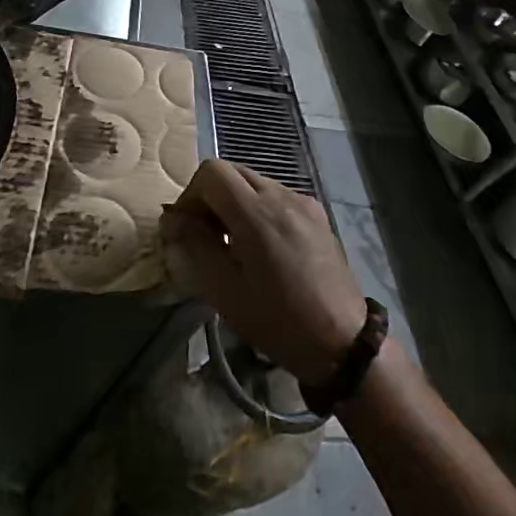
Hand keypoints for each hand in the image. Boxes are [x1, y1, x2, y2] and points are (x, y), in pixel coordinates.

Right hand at [162, 159, 367, 387]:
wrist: (343, 343)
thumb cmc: (277, 320)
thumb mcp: (224, 289)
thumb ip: (195, 245)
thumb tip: (172, 219)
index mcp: (257, 213)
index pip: (212, 172)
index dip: (191, 194)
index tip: (187, 228)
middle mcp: (282, 197)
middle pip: (232, 172)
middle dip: (210, 196)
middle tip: (204, 234)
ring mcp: (304, 203)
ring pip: (254, 182)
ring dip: (233, 202)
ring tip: (232, 243)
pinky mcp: (318, 216)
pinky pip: (276, 196)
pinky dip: (258, 209)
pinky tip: (261, 246)